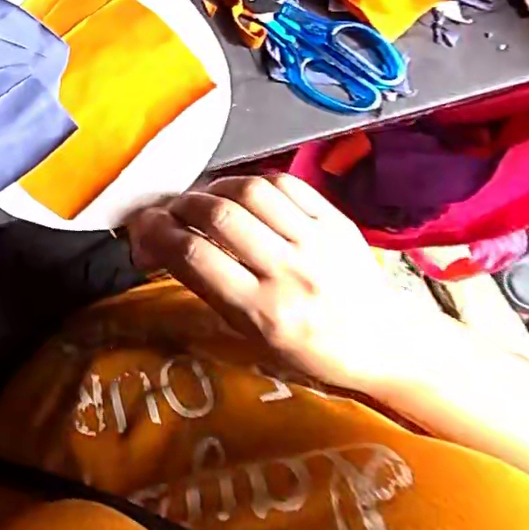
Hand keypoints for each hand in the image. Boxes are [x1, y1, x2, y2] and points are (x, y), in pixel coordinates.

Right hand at [127, 174, 454, 392]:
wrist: (384, 343)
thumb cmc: (307, 348)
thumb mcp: (250, 334)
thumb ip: (208, 285)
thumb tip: (161, 242)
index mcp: (264, 312)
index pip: (196, 257)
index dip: (159, 233)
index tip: (144, 228)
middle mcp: (290, 273)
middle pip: (218, 216)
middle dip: (181, 205)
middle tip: (171, 211)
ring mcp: (316, 242)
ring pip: (248, 191)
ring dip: (213, 188)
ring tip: (204, 198)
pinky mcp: (335, 219)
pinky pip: (282, 182)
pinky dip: (250, 181)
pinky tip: (240, 192)